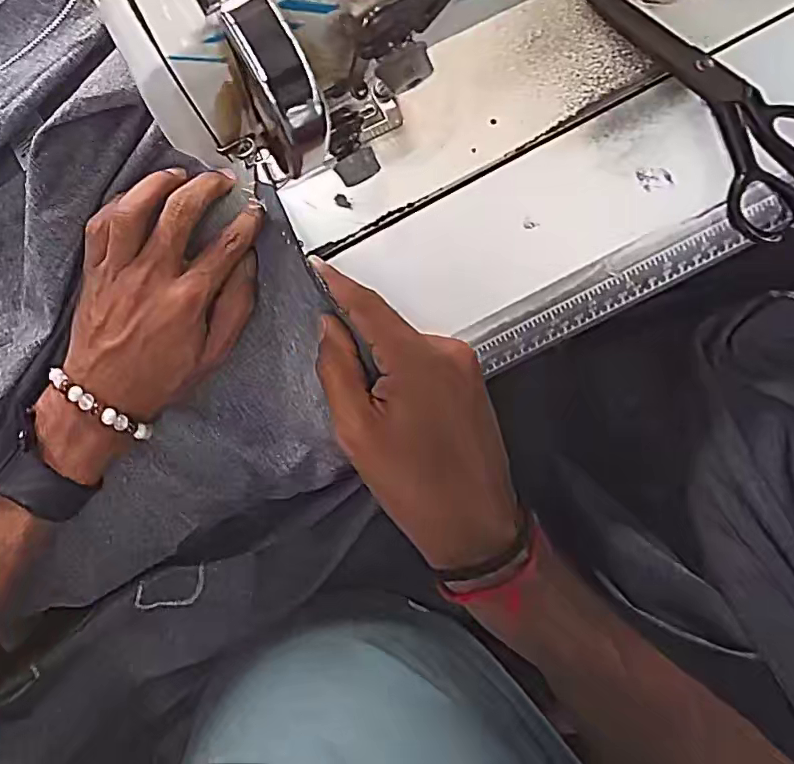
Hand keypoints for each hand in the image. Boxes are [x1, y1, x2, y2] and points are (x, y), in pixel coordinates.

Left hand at [38, 169, 262, 482]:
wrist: (102, 395)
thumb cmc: (155, 377)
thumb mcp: (212, 354)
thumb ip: (236, 307)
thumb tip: (248, 266)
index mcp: (185, 300)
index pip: (224, 246)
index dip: (245, 222)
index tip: (252, 212)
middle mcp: (150, 278)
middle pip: (179, 213)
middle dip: (206, 188)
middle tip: (220, 182)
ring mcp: (119, 271)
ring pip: (133, 210)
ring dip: (157, 184)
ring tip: (177, 175)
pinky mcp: (95, 271)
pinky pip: (99, 225)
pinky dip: (118, 204)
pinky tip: (136, 197)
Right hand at [313, 259, 524, 572]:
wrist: (476, 527)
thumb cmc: (415, 486)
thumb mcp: (356, 430)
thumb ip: (336, 368)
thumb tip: (330, 327)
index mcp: (417, 359)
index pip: (368, 305)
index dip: (338, 283)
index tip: (317, 265)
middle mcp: (447, 351)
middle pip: (384, 327)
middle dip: (357, 344)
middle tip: (346, 390)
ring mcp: (463, 365)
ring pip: (403, 344)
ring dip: (381, 363)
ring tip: (378, 415)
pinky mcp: (470, 379)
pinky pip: (422, 358)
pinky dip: (401, 371)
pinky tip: (399, 413)